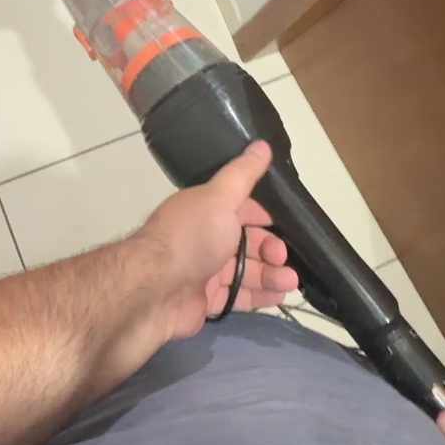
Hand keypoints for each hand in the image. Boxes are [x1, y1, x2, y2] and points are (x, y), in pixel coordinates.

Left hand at [135, 141, 298, 340]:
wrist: (154, 290)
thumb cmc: (191, 239)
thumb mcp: (220, 198)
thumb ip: (243, 174)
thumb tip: (262, 144)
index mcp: (206, 210)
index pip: (243, 209)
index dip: (266, 217)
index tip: (289, 226)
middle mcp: (205, 237)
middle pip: (247, 242)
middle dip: (271, 249)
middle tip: (284, 259)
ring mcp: (204, 270)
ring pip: (245, 270)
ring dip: (270, 274)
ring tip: (290, 281)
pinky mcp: (204, 300)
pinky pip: (237, 296)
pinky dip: (259, 296)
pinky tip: (279, 295)